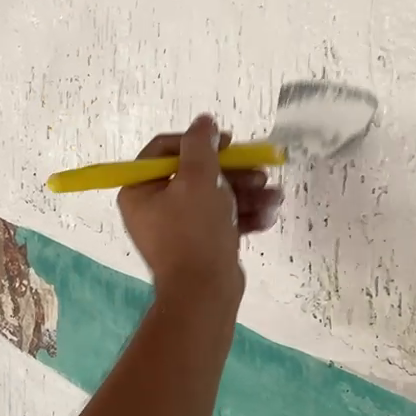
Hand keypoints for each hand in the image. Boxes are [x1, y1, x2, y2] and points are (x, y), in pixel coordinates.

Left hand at [116, 115, 282, 299]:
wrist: (204, 294)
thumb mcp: (198, 179)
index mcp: (140, 189)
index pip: (166, 150)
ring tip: (275, 198)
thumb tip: (203, 122)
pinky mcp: (199, 245)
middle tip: (260, 173)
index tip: (228, 143)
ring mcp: (177, 228)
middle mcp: (154, 207)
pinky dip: (243, 216)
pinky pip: (221, 221)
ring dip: (247, 194)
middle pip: (197, 174)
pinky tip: (268, 217)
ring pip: (215, 197)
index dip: (200, 142)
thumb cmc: (195, 232)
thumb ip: (200, 145)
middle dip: (235, 173)